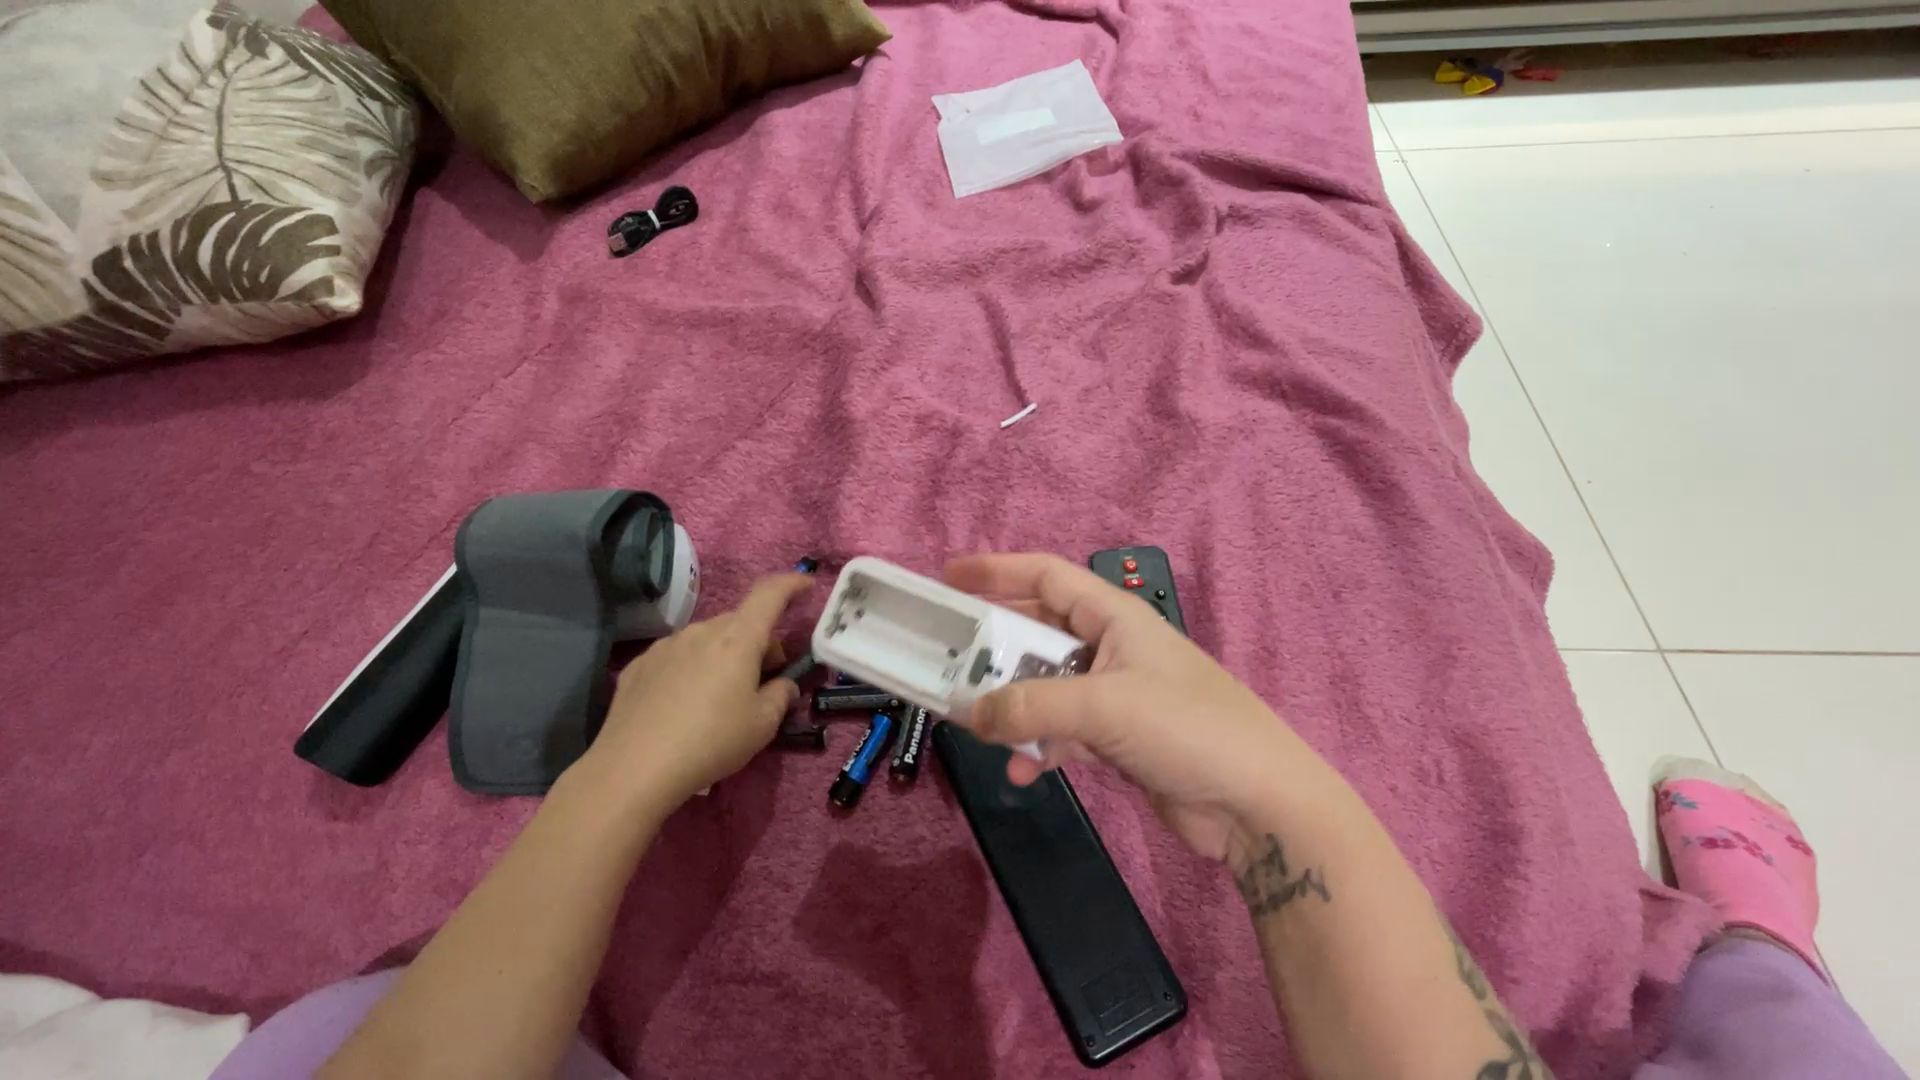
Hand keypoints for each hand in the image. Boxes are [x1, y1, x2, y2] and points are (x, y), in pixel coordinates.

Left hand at [579, 574, 814, 809]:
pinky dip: (691, 668)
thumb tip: (783, 684)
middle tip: (765, 679)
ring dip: (723, 655)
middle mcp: (700, 631)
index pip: (770, 594)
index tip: (807, 586)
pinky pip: (677, 657)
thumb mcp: (762, 725)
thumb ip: (781, 696)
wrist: (634, 768)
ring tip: (721, 697)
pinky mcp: (640, 665)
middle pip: (739, 622)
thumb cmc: (711, 742)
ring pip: (707, 639)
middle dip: (759, 642)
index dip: (792, 584)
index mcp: (738, 639)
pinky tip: (683, 704)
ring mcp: (666, 646)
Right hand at [944, 553, 1332, 861]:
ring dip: (1014, 705)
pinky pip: (1062, 731)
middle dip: (995, 648)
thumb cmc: (1186, 728)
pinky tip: (1026, 772)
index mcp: (1114, 616)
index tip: (948, 578)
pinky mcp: (1118, 738)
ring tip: (980, 727)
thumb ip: (1031, 705)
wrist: (1258, 803)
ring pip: (1046, 686)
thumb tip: (971, 713)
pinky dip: (1040, 747)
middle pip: (1039, 632)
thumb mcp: (1103, 707)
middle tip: (949, 662)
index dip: (997, 571)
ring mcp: (1115, 694)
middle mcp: (1112, 647)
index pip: (1047, 576)